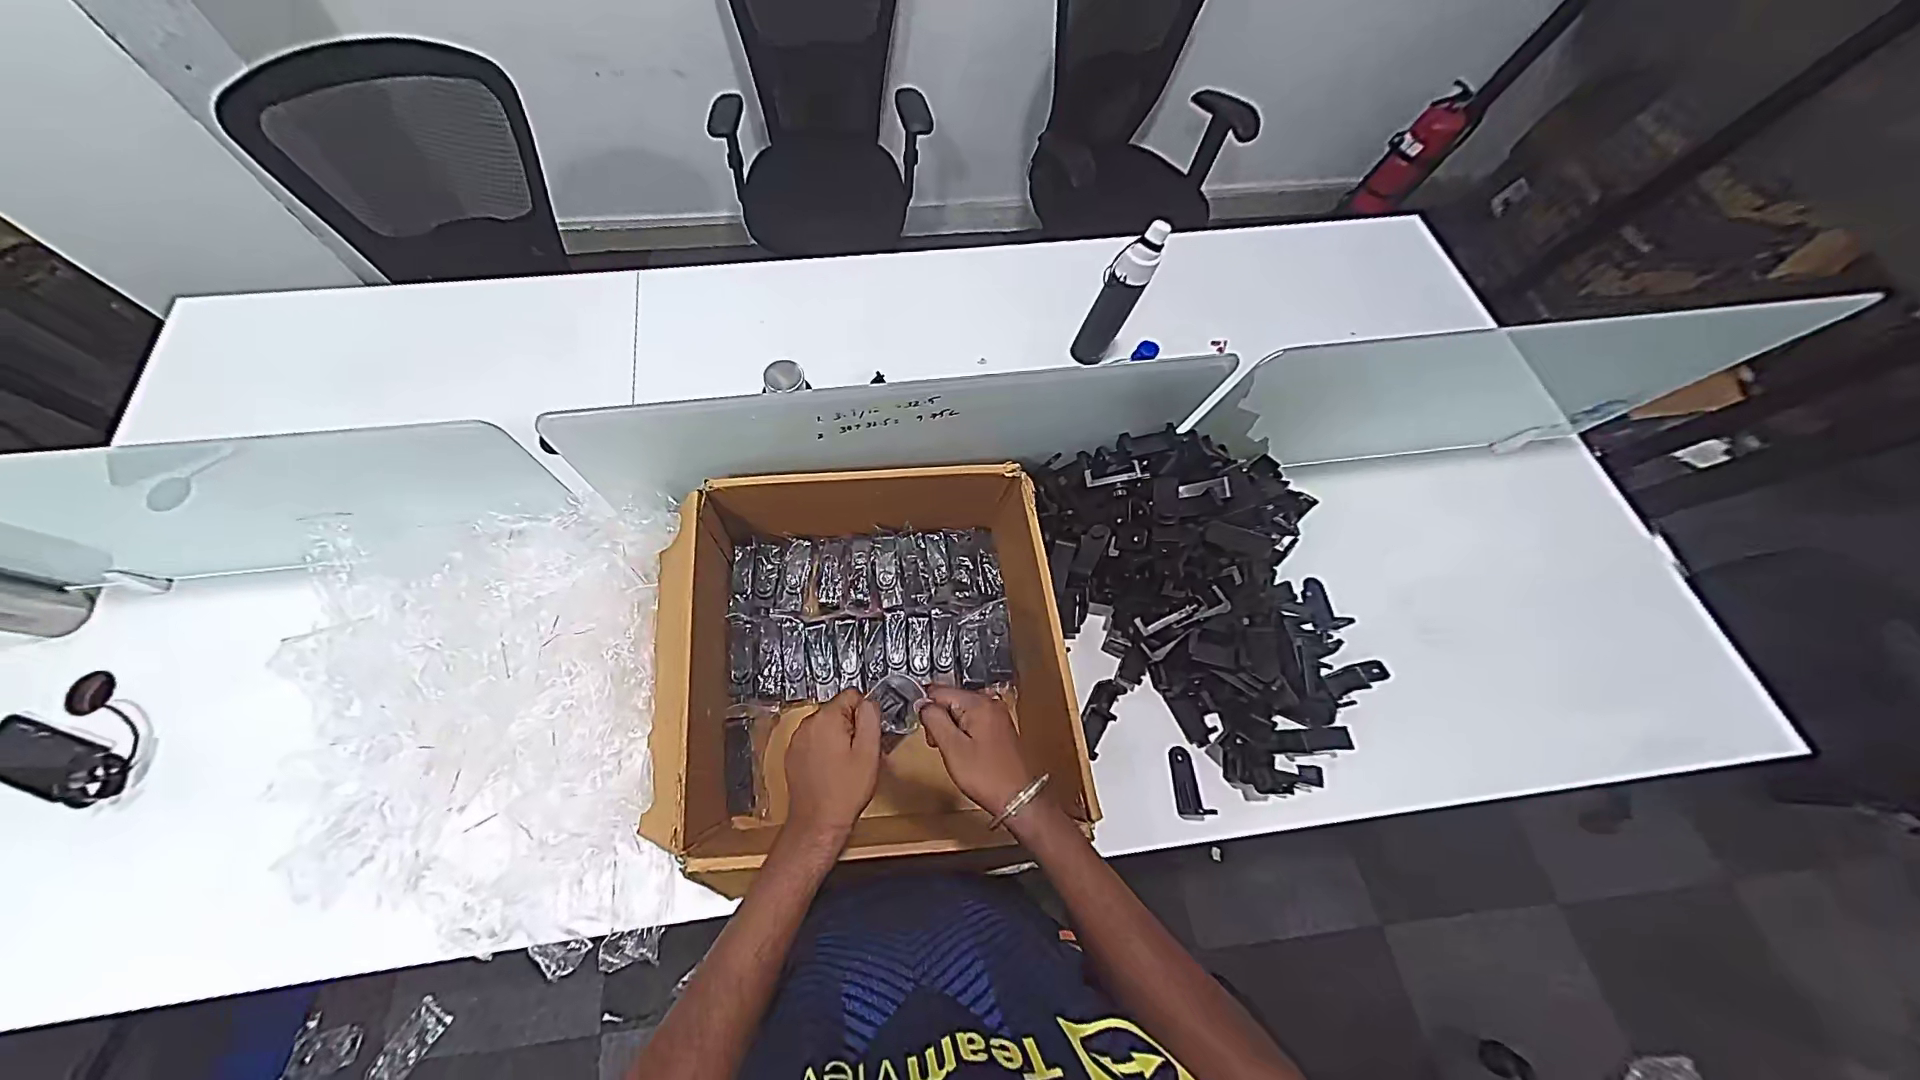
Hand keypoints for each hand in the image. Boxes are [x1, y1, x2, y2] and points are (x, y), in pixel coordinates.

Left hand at [785, 689, 880, 842]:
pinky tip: (833, 770)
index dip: (865, 713)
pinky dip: (825, 750)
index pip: (852, 695)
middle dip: (852, 726)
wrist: (818, 822)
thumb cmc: (844, 792)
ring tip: (846, 764)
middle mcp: (807, 725)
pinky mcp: (793, 755)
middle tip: (860, 752)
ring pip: (827, 727)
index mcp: (826, 719)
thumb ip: (871, 717)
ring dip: (839, 739)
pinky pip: (815, 741)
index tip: (868, 733)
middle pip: (838, 710)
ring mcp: (797, 741)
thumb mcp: (869, 751)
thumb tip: (869, 701)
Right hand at [919, 686, 1035, 815]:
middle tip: (941, 745)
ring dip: (951, 729)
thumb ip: (934, 719)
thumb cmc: (986, 776)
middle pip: (951, 700)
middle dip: (940, 720)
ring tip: (954, 752)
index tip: (928, 731)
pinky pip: (973, 721)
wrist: (1017, 797)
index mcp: (979, 703)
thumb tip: (922, 703)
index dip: (927, 710)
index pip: (940, 691)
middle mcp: (990, 703)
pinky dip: (964, 734)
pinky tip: (965, 752)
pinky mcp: (999, 727)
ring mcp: (997, 715)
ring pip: (961, 712)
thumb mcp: (952, 747)